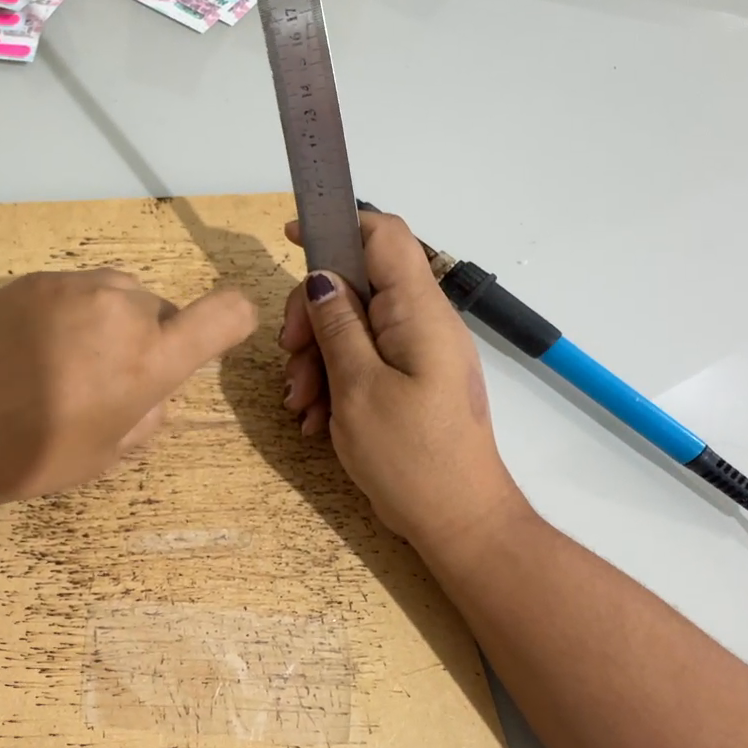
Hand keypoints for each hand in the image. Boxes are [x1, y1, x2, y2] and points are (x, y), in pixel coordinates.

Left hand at [0, 270, 256, 517]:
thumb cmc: (30, 458)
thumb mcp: (109, 456)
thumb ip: (150, 412)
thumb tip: (154, 387)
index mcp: (149, 356)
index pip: (225, 313)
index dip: (232, 322)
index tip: (215, 340)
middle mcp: (119, 306)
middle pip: (160, 309)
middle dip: (149, 339)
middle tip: (107, 380)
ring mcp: (70, 286)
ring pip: (117, 294)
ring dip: (111, 321)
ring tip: (67, 362)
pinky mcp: (30, 280)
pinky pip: (74, 290)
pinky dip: (71, 313)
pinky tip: (32, 348)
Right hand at [278, 211, 529, 553]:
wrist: (459, 522)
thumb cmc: (409, 456)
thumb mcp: (357, 388)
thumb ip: (338, 326)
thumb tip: (321, 279)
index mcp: (418, 313)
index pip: (385, 236)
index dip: (339, 224)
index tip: (291, 239)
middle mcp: (422, 322)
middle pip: (357, 284)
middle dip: (313, 314)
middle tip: (289, 354)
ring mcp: (418, 352)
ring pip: (353, 325)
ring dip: (317, 356)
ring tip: (299, 403)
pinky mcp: (412, 379)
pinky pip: (364, 358)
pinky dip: (333, 378)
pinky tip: (315, 417)